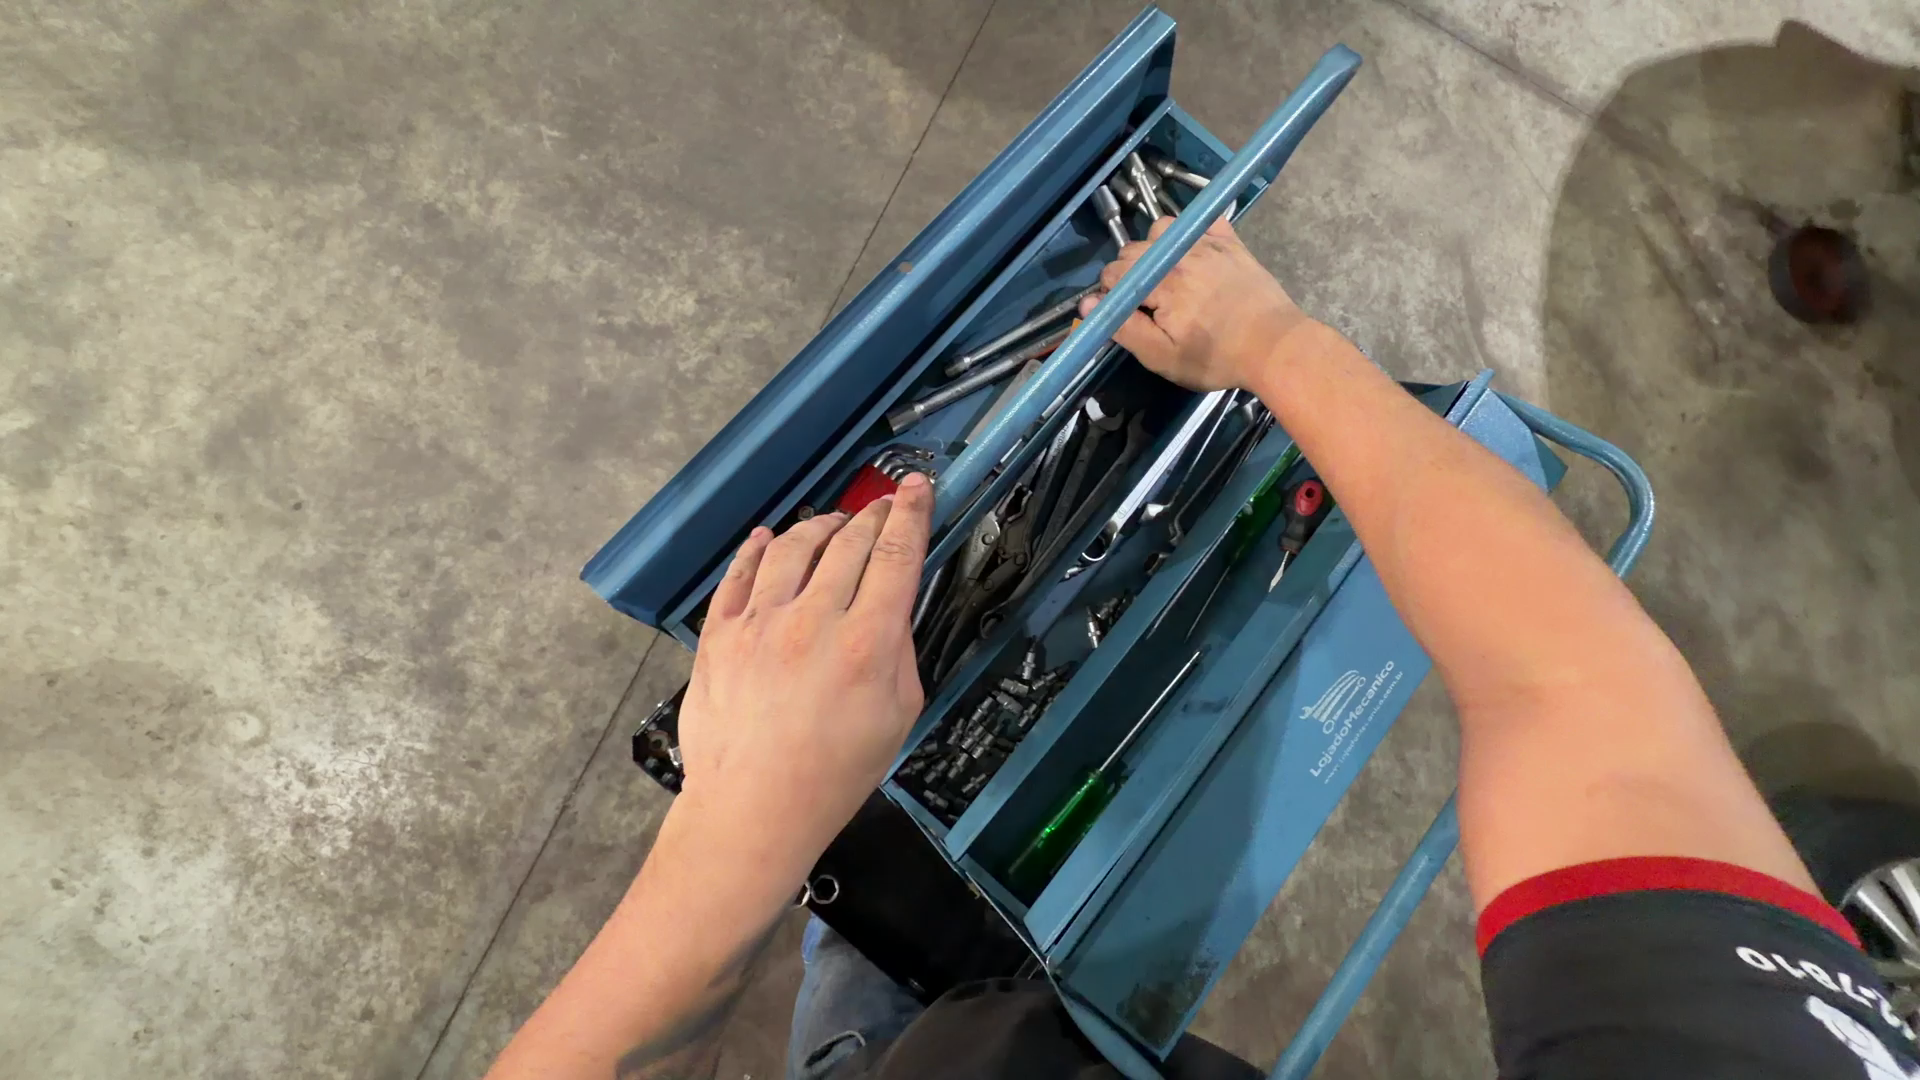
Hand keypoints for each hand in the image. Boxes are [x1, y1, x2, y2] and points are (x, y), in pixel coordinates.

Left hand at [675, 473, 932, 857]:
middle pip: (848, 543)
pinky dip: (754, 548)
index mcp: (867, 642)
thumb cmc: (838, 771)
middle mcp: (814, 618)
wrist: (752, 809)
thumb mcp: (899, 714)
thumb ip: (899, 649)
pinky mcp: (719, 633)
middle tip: (882, 507)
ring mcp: (759, 622)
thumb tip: (888, 605)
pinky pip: (737, 575)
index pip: (895, 556)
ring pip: (792, 547)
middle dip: (872, 516)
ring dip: (819, 526)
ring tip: (832, 525)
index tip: (917, 488)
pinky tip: (765, 537)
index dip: (910, 515)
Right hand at [1079, 216, 1315, 390]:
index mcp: (1160, 282)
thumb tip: (1087, 304)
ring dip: (1155, 249)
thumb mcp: (1161, 356)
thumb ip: (1122, 327)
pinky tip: (1194, 255)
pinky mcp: (1232, 243)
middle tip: (1144, 303)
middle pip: (1134, 248)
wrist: (1275, 346)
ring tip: (1166, 277)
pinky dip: (1190, 232)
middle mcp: (1180, 253)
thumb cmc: (1215, 358)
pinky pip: (1202, 221)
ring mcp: (1209, 243)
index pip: (1114, 272)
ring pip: (1163, 228)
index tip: (1124, 315)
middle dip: (1128, 272)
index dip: (1109, 294)